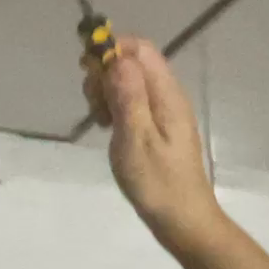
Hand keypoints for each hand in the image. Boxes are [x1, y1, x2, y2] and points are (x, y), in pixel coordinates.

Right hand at [83, 37, 224, 251]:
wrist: (181, 219)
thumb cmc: (157, 181)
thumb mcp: (136, 139)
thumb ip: (128, 97)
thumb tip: (118, 58)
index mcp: (166, 95)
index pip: (139, 49)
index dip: (111, 49)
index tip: (87, 69)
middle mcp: (166, 95)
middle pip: (130, 61)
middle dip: (104, 72)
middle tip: (93, 103)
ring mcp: (162, 109)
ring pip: (126, 79)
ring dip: (105, 90)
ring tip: (100, 119)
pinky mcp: (155, 123)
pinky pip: (129, 98)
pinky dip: (112, 105)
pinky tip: (107, 126)